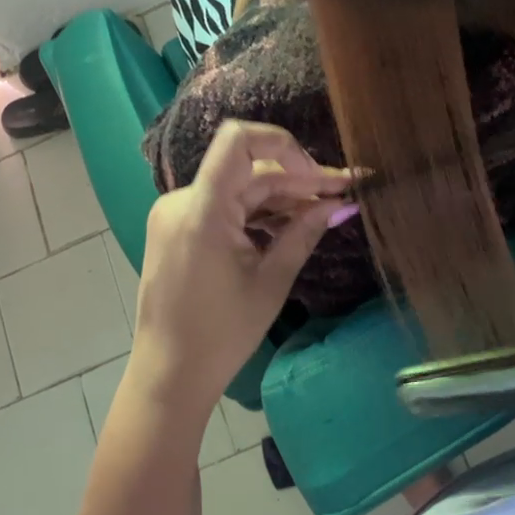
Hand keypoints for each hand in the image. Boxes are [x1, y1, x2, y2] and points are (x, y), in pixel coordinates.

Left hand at [129, 121, 352, 409]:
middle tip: (345, 193)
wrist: (169, 373)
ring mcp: (176, 213)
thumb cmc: (222, 334)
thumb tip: (341, 204)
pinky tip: (292, 224)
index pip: (239, 140)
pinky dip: (258, 212)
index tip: (318, 176)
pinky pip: (225, 206)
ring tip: (327, 210)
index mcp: (202, 211)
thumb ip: (304, 233)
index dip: (284, 145)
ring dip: (282, 197)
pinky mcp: (177, 228)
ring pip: (239, 188)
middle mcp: (182, 201)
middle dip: (298, 179)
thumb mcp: (271, 282)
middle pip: (248, 169)